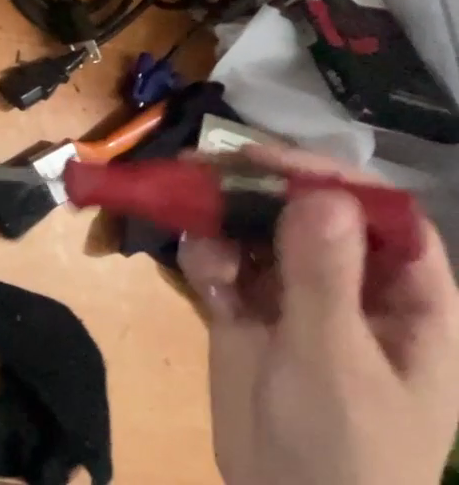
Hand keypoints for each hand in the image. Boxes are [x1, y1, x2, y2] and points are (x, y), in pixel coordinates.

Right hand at [180, 146, 458, 484]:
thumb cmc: (347, 444)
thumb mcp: (336, 360)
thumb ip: (322, 277)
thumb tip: (319, 195)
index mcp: (408, 307)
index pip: (383, 223)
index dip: (331, 183)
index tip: (265, 159)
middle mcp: (353, 297)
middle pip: (309, 222)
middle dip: (258, 195)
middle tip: (200, 171)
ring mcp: (295, 308)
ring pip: (257, 240)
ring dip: (222, 228)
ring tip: (194, 233)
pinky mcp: (245, 320)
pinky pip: (223, 272)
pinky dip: (205, 263)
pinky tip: (200, 277)